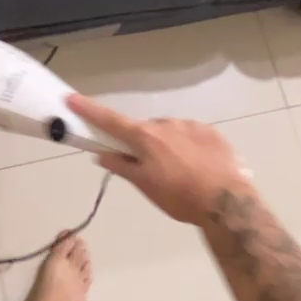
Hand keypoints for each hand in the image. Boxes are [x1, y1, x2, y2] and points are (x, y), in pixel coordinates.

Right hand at [69, 95, 252, 226]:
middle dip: (143, 144)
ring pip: (169, 132)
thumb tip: (102, 154)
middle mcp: (165, 124)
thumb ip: (123, 167)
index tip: (72, 98)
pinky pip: (192, 135)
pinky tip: (200, 167)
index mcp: (145, 138)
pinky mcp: (212, 132)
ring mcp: (190, 125)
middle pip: (144, 130)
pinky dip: (190, 147)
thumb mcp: (146, 187)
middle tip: (152, 169)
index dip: (89, 110)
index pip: (110, 121)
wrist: (228, 202)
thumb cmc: (181, 197)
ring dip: (168, 146)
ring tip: (182, 173)